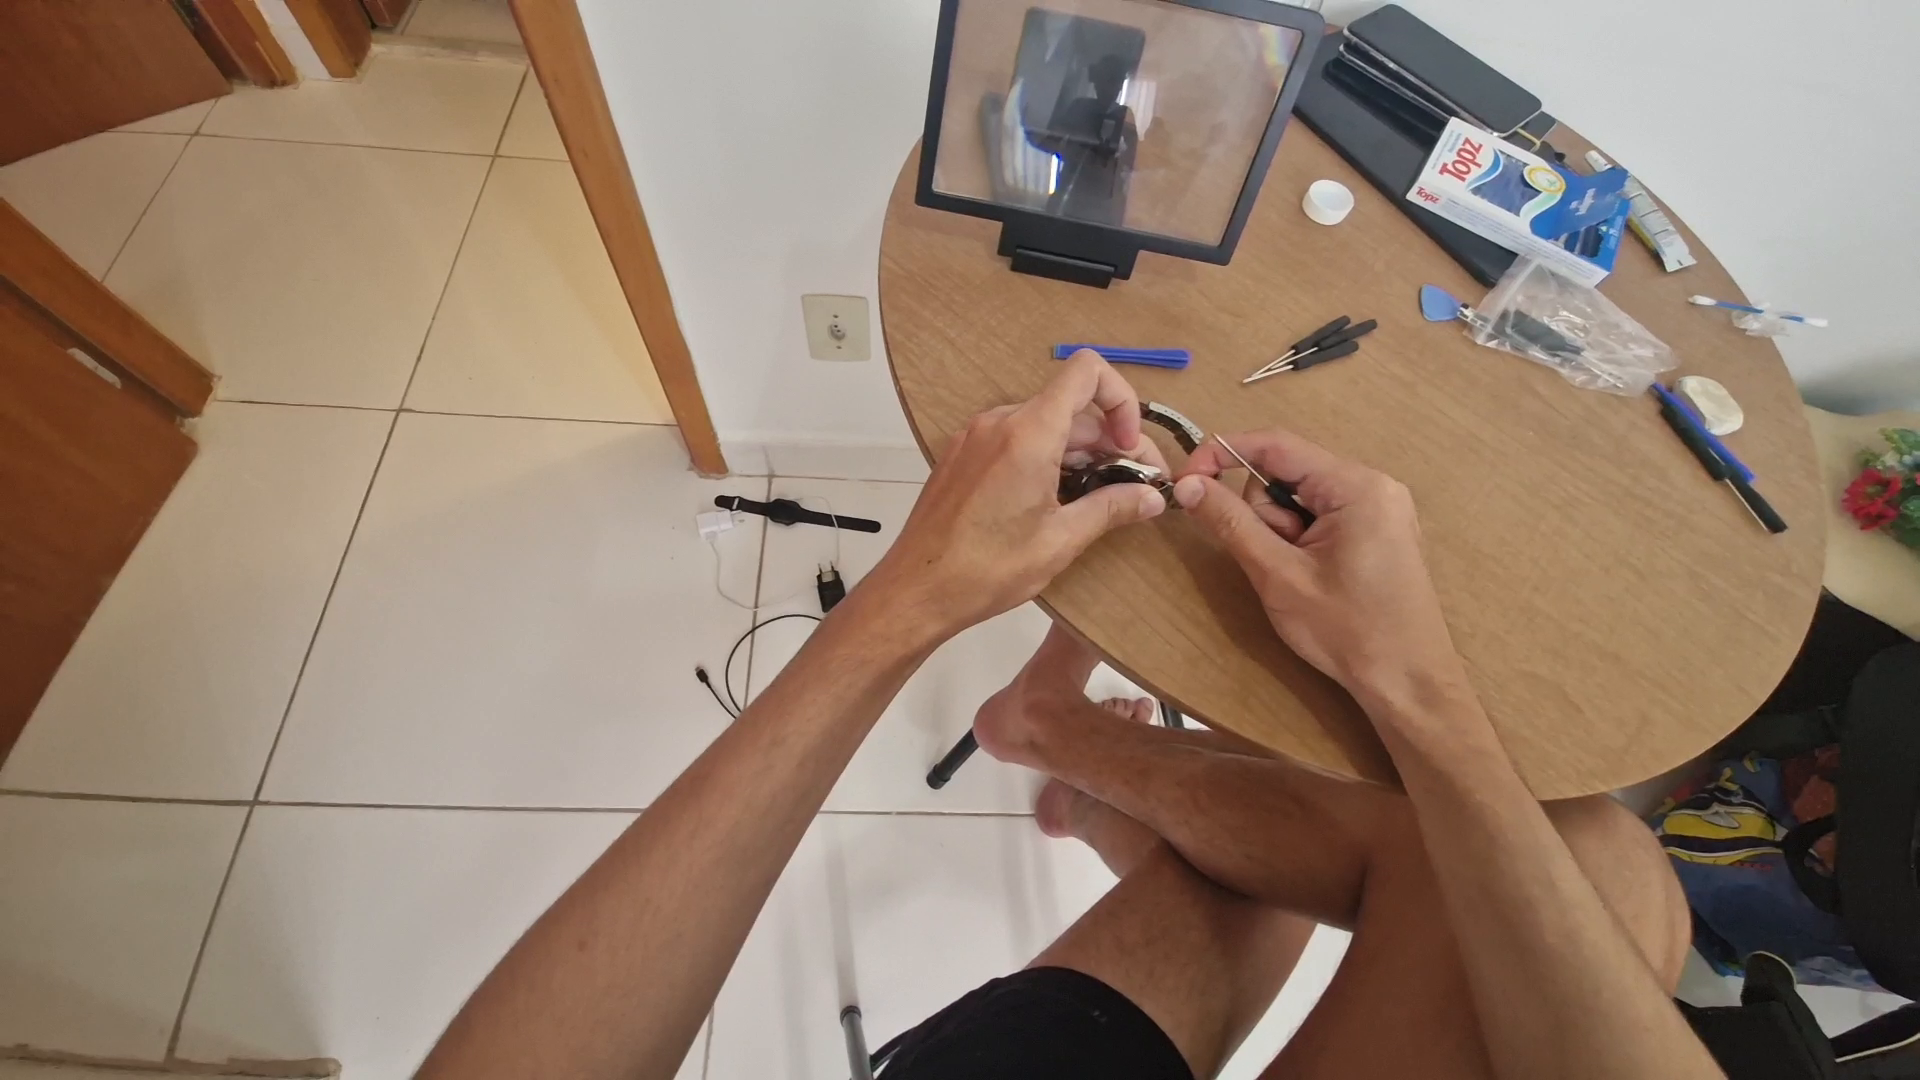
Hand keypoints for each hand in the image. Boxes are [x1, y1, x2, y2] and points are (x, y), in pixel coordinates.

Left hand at [872, 351, 1168, 635]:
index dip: (1121, 399)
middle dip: (1109, 440)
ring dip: (1079, 452)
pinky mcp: (962, 456)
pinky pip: (1015, 440)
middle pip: (1071, 406)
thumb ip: (1112, 508)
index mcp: (1028, 433)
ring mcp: (976, 437)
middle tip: (1134, 485)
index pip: (1087, 372)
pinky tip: (1056, 499)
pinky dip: (1046, 457)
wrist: (917, 589)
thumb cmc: (987, 569)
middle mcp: (999, 422)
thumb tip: (1152, 498)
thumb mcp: (1060, 540)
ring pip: (1044, 424)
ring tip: (1099, 497)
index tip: (1127, 447)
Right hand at [1173, 429, 1467, 702]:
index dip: (1221, 455)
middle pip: (1285, 472)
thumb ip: (1230, 522)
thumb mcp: (1277, 574)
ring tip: (1296, 575)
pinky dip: (1298, 538)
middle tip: (1275, 560)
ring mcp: (1378, 507)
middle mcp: (1372, 484)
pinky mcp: (1377, 529)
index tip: (1185, 481)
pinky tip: (1309, 573)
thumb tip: (1186, 483)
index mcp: (1355, 486)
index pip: (1274, 445)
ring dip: (1280, 531)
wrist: (1409, 684)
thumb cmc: (1346, 630)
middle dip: (1263, 512)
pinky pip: (1318, 514)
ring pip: (1298, 497)